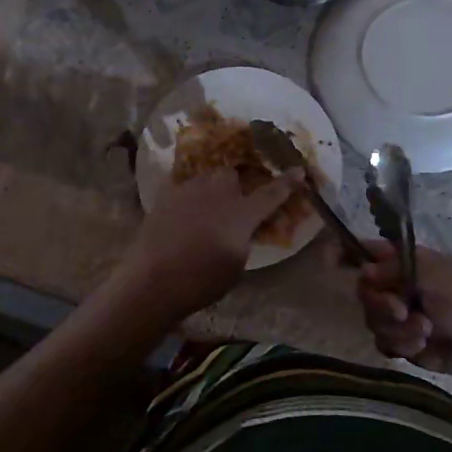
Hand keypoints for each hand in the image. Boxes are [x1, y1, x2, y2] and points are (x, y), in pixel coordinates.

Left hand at [117, 168, 304, 317]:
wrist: (153, 281)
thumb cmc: (202, 281)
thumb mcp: (237, 264)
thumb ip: (244, 238)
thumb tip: (240, 227)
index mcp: (242, 213)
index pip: (271, 193)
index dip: (287, 182)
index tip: (298, 170)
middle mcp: (217, 194)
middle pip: (231, 175)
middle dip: (234, 185)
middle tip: (232, 204)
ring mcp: (188, 192)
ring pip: (204, 179)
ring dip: (210, 190)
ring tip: (204, 210)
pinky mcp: (164, 199)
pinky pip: (181, 190)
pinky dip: (186, 200)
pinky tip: (181, 217)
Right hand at [348, 242, 451, 376]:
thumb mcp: (435, 279)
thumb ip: (397, 272)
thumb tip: (363, 270)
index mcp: (404, 262)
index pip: (366, 251)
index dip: (344, 252)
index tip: (328, 260)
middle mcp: (395, 285)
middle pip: (364, 291)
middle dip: (381, 305)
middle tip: (403, 311)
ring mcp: (396, 314)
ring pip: (372, 320)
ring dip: (397, 328)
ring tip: (425, 330)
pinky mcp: (400, 340)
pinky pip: (382, 341)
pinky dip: (400, 343)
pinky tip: (422, 343)